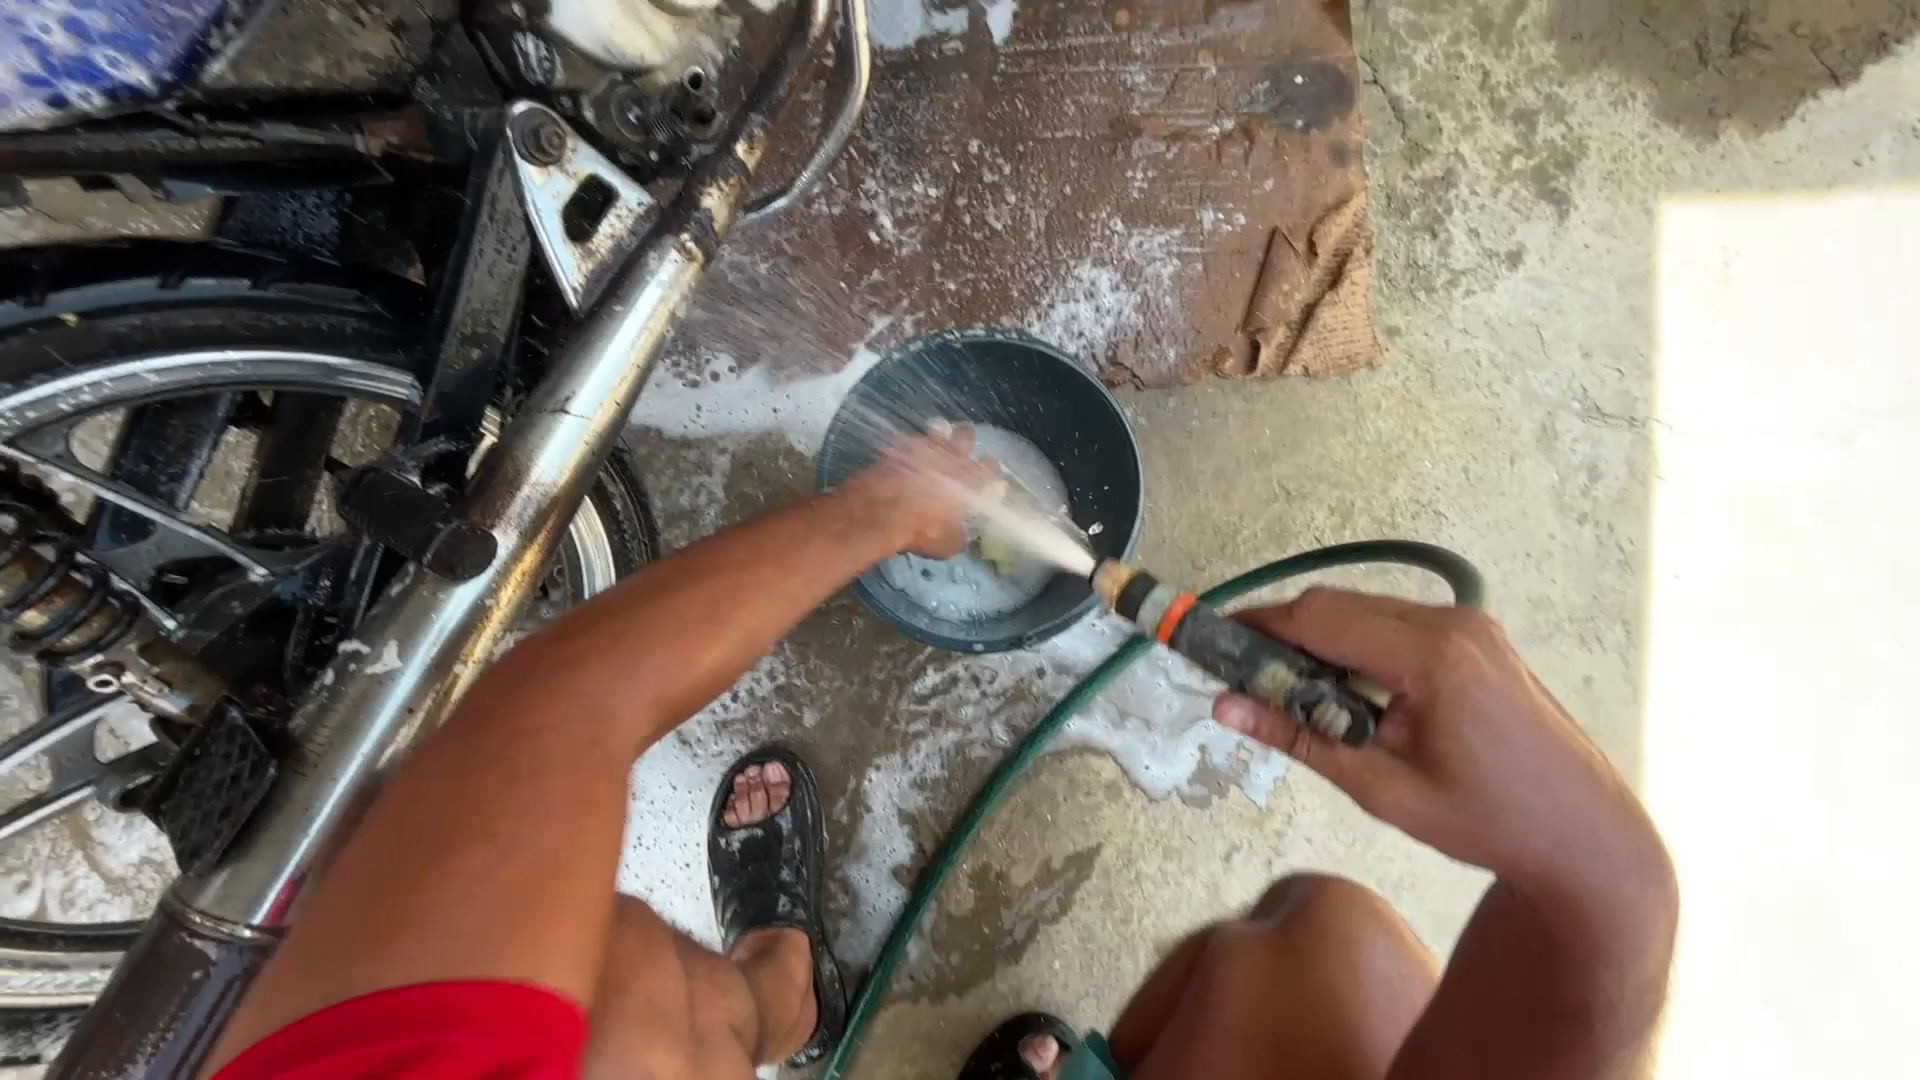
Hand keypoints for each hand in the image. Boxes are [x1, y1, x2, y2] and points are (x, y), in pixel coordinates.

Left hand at [838, 424, 998, 557]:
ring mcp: (923, 450)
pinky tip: (905, 449)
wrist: (882, 512)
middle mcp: (951, 460)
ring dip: (938, 436)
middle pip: (966, 436)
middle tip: (962, 446)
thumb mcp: (948, 544)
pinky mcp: (897, 449)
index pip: (990, 468)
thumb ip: (959, 535)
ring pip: (938, 431)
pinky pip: (909, 440)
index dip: (990, 469)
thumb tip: (960, 535)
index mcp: (970, 481)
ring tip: (935, 440)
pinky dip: (909, 444)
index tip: (987, 473)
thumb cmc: (924, 529)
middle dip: (966, 439)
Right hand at [1213, 589, 1668, 895]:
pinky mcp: (1472, 633)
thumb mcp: (1379, 786)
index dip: (1258, 625)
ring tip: (1287, 683)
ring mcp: (1467, 622)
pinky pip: (1388, 620)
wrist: (1590, 835)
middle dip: (1281, 631)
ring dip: (1315, 636)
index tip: (1212, 640)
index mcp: (1433, 656)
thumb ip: (1298, 737)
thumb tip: (1222, 705)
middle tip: (1243, 671)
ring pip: (1360, 608)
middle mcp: (1450, 622)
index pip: (1319, 619)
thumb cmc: (1485, 821)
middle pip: (1336, 605)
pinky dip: (1349, 640)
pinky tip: (1340, 681)